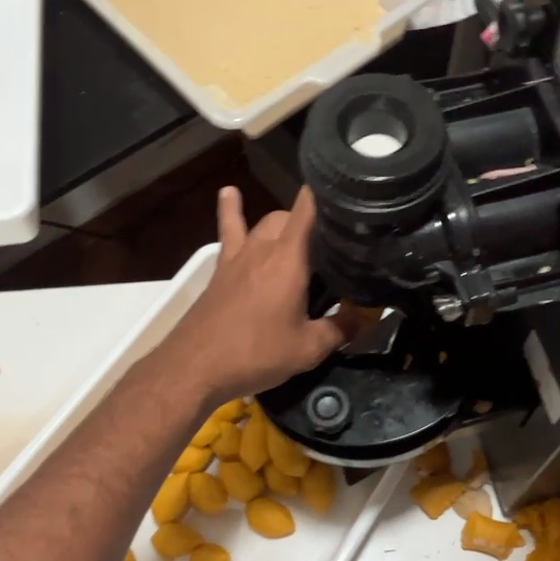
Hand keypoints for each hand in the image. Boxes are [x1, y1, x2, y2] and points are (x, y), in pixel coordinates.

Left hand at [159, 187, 357, 406]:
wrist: (195, 367)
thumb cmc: (255, 353)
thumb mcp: (308, 349)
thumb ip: (340, 330)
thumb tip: (364, 318)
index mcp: (289, 259)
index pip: (310, 210)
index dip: (329, 196)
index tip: (349, 195)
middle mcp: (263, 247)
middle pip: (289, 217)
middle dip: (311, 223)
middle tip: (331, 246)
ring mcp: (238, 256)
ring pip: (263, 223)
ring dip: (282, 223)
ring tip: (299, 231)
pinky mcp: (221, 269)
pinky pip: (230, 231)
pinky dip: (232, 211)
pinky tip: (229, 193)